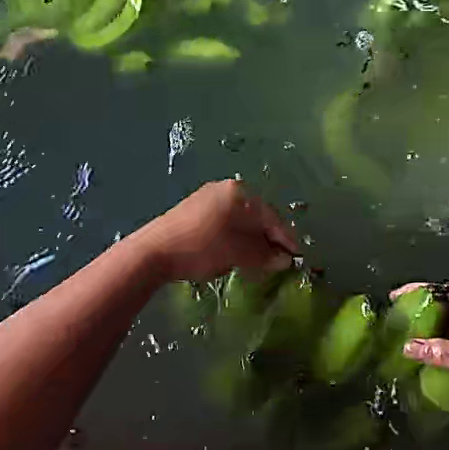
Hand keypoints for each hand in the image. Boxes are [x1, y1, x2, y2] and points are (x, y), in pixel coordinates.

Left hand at [132, 180, 299, 282]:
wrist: (152, 253)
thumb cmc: (201, 248)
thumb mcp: (238, 254)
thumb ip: (265, 255)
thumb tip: (284, 260)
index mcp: (239, 193)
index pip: (271, 216)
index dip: (285, 237)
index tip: (297, 255)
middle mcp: (224, 189)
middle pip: (255, 216)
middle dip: (268, 238)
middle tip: (279, 259)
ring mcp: (206, 198)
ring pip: (239, 220)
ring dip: (251, 240)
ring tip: (258, 260)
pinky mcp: (192, 211)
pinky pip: (223, 223)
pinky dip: (234, 238)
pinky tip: (234, 252)